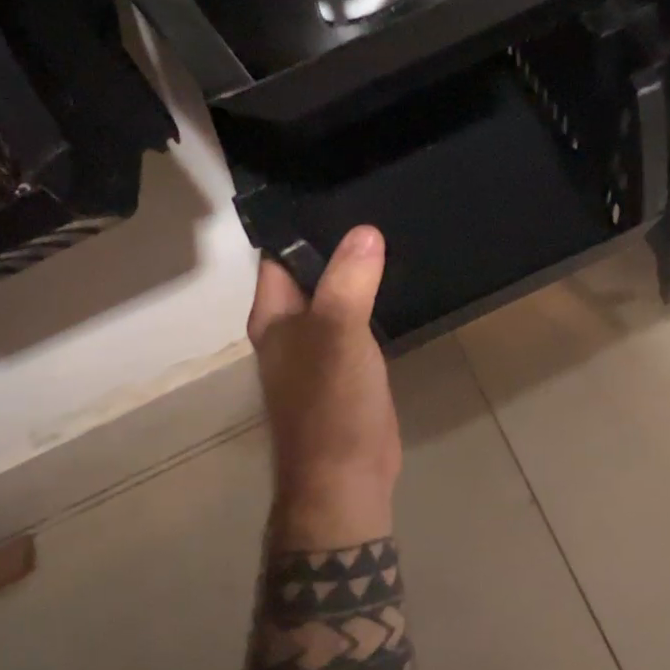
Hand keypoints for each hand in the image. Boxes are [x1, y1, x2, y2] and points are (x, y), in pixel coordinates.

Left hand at [247, 226, 399, 549]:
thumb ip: (349, 280)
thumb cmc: (330, 403)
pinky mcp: (346, 370)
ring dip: (357, 274)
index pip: (278, 254)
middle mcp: (290, 329)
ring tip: (391, 233)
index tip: (337, 190)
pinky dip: (372, 304)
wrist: (345, 479)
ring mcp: (318, 351)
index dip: (302, 223)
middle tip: (376, 204)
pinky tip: (396, 285)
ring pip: (337, 298)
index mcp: (273, 316)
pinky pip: (357, 324)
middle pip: (311, 274)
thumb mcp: (339, 333)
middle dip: (338, 245)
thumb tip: (365, 231)